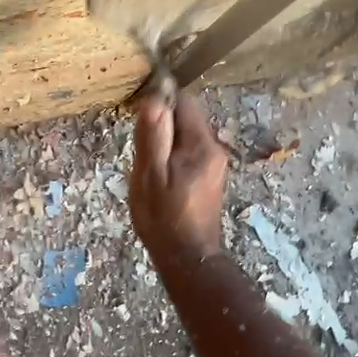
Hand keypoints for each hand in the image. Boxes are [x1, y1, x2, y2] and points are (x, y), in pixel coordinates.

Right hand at [129, 79, 229, 267]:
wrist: (188, 259)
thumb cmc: (165, 217)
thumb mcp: (151, 174)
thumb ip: (153, 135)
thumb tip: (155, 97)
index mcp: (202, 143)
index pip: (183, 100)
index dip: (160, 105)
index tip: (142, 124)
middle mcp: (214, 147)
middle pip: (184, 117)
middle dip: (161, 127)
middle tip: (144, 154)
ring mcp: (214, 163)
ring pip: (184, 135)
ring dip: (165, 144)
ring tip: (150, 170)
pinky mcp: (209, 176)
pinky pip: (188, 152)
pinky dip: (172, 158)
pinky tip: (161, 180)